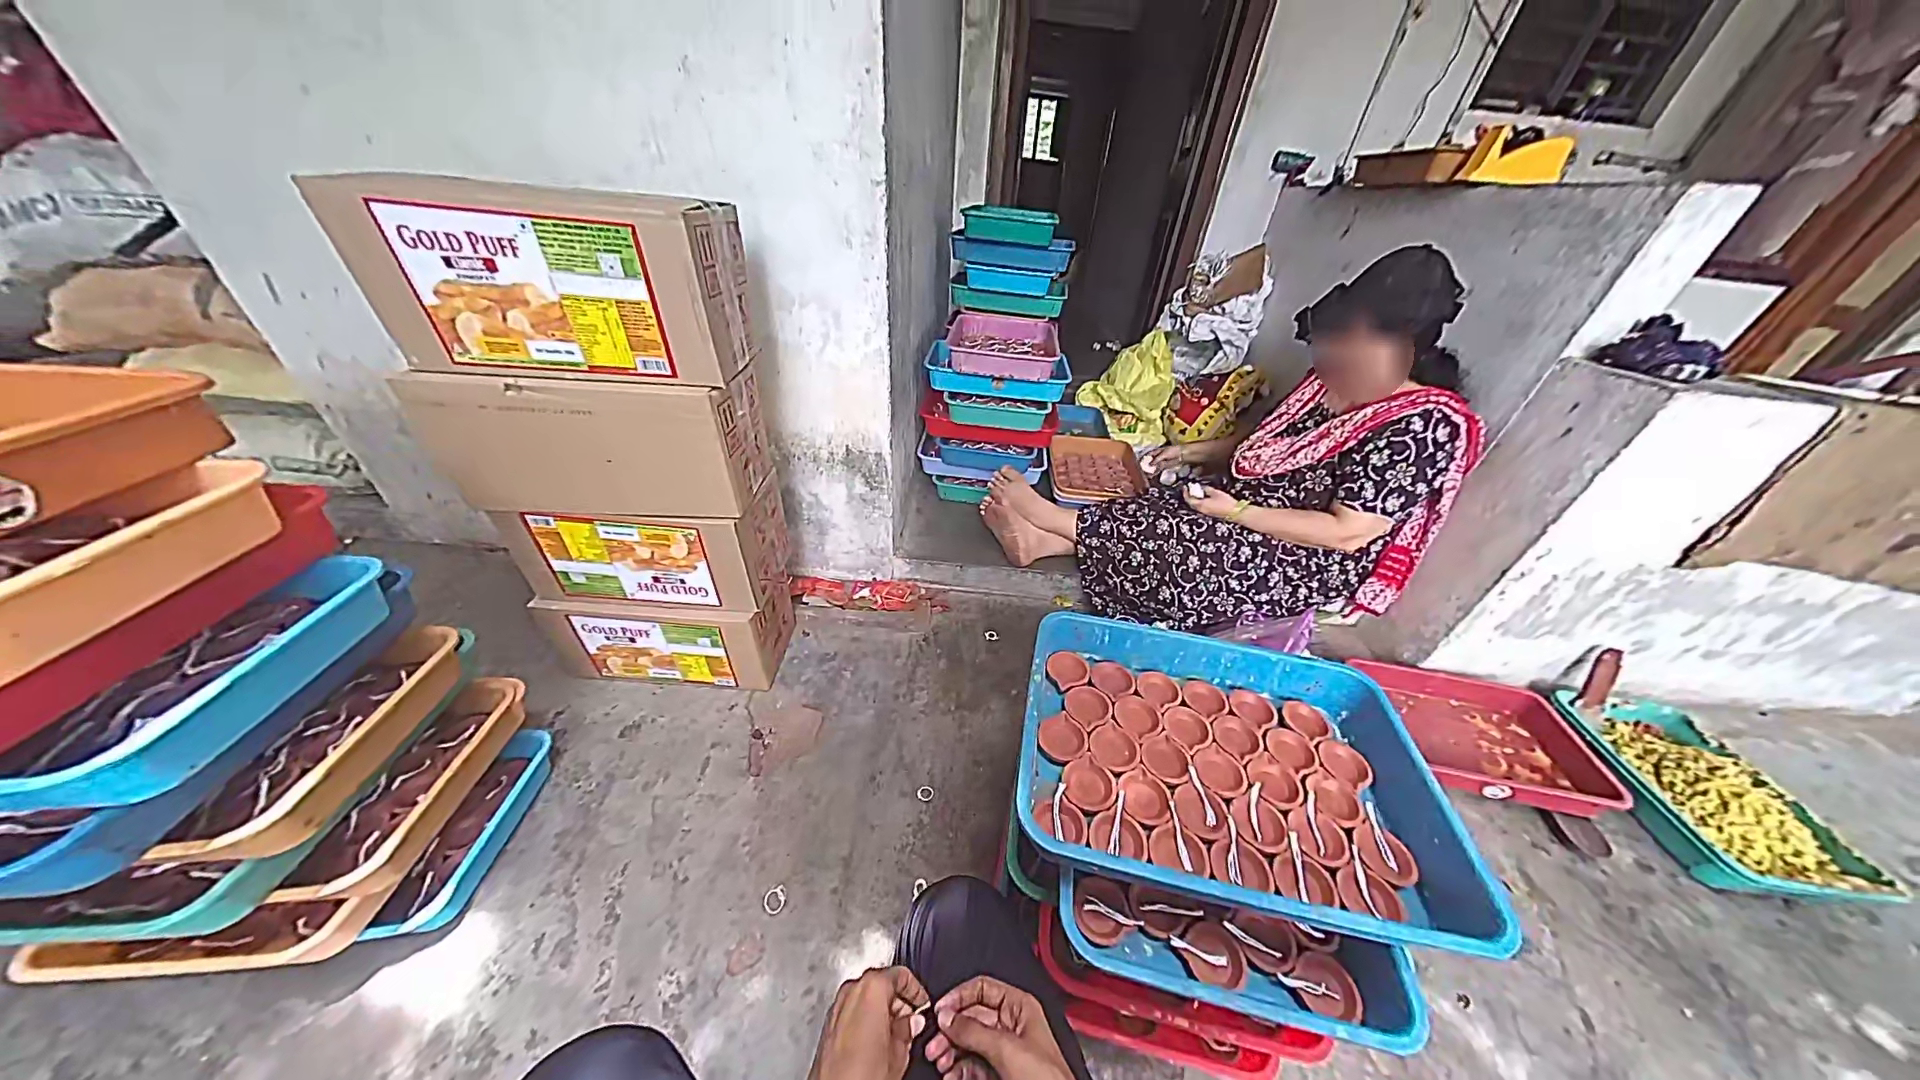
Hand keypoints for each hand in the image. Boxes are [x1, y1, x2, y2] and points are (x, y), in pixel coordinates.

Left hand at [807, 966, 929, 1079]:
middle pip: (882, 983)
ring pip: (866, 996)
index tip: (922, 1005)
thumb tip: (911, 1023)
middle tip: (911, 1022)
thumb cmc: (861, 1077)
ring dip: (882, 1010)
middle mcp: (852, 991)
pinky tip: (875, 1042)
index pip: (901, 975)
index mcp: (872, 988)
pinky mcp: (829, 1024)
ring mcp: (837, 1006)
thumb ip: (908, 1029)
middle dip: (899, 1001)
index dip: (916, 990)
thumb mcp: (898, 1054)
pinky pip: (853, 1010)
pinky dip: (866, 1018)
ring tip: (895, 1036)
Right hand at [925, 976, 1073, 1079]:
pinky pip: (974, 1063)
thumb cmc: (1045, 1078)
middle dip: (952, 1030)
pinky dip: (960, 1068)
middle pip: (972, 1016)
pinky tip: (951, 1074)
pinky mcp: (1001, 1071)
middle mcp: (1011, 1023)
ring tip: (940, 1062)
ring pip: (970, 1041)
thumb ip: (974, 1030)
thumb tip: (947, 1016)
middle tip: (934, 1044)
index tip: (940, 1011)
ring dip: (952, 1051)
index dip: (959, 997)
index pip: (983, 988)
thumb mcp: (1006, 1048)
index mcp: (1019, 1006)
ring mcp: (1005, 1048)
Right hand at [1140, 443, 1186, 473]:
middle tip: (1140, 471)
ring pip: (1152, 467)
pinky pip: (1157, 470)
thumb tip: (1150, 465)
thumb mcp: (1163, 454)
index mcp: (1155, 452)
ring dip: (1149, 471)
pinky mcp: (1163, 467)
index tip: (1138, 463)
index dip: (1142, 459)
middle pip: (1148, 462)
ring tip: (1144, 475)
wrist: (1182, 454)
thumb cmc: (1172, 451)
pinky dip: (1154, 473)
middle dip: (1144, 466)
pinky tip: (1151, 476)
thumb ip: (1156, 459)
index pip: (1146, 455)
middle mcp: (1155, 457)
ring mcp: (1159, 462)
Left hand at [1182, 484, 1243, 519]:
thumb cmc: (1226, 503)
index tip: (1185, 488)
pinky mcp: (1211, 513)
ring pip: (1196, 506)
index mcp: (1201, 505)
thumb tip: (1201, 487)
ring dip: (1195, 499)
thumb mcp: (1215, 492)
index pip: (1189, 500)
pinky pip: (1202, 507)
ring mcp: (1206, 513)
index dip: (1186, 493)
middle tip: (1190, 489)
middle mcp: (1201, 510)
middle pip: (1191, 503)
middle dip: (1190, 496)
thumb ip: (1206, 489)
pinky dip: (1200, 502)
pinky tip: (1204, 498)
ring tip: (1197, 492)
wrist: (1235, 512)